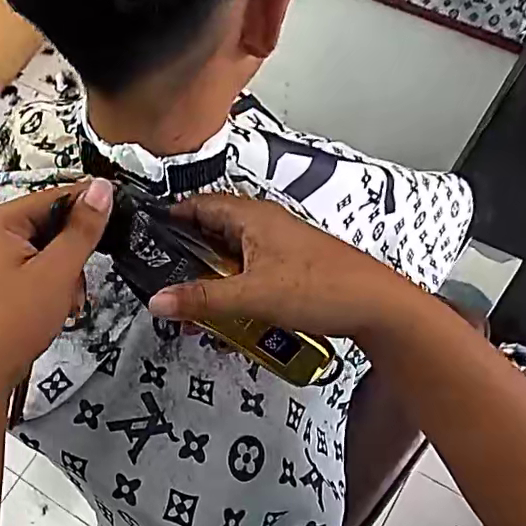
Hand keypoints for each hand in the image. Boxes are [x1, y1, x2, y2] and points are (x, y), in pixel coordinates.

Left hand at [0, 179, 113, 393]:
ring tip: (67, 303)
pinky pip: (36, 273)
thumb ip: (82, 229)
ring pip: (48, 253)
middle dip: (75, 253)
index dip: (91, 206)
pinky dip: (53, 289)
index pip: (56, 196)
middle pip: (52, 226)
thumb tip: (103, 187)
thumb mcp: (56, 272)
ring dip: (67, 276)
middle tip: (82, 281)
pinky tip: (57, 310)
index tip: (124, 218)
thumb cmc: (13, 320)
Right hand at [144, 194, 421, 339]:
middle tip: (171, 284)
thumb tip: (160, 300)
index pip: (198, 205)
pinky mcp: (291, 269)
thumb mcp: (251, 296)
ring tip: (199, 310)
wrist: (376, 307)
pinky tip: (234, 320)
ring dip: (214, 283)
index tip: (150, 240)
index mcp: (253, 217)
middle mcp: (266, 226)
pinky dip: (237, 294)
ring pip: (232, 259)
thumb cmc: (326, 287)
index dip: (171, 220)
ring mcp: (280, 247)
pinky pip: (252, 276)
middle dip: (190, 261)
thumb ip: (201, 300)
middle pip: (212, 234)